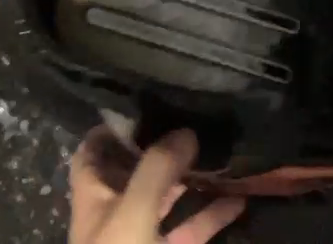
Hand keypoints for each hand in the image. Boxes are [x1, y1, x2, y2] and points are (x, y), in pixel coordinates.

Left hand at [69, 128, 245, 243]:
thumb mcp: (132, 213)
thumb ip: (156, 169)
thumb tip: (185, 130)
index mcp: (93, 197)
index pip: (94, 151)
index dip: (114, 127)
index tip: (148, 103)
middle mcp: (115, 214)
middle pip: (136, 171)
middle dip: (164, 148)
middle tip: (197, 120)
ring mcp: (142, 241)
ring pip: (168, 201)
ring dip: (193, 180)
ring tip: (223, 152)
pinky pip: (191, 232)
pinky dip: (213, 216)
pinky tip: (239, 199)